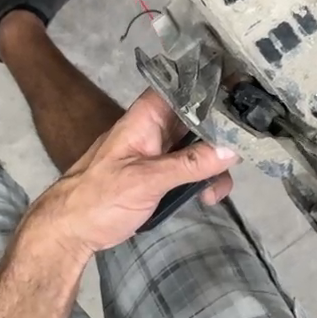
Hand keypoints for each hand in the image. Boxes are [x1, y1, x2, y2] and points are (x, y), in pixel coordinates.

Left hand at [22, 89, 236, 257]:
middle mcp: (155, 127)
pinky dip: (204, 180)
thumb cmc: (98, 197)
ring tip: (216, 192)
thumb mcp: (146, 180)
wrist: (68, 230)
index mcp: (146, 116)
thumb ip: (190, 164)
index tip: (248, 97)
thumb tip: (233, 148)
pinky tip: (207, 198)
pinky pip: (191, 168)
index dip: (216, 87)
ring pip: (200, 146)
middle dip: (223, 136)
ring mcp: (159, 150)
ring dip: (215, 165)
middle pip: (200, 117)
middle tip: (243, 156)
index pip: (186, 87)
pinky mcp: (160, 173)